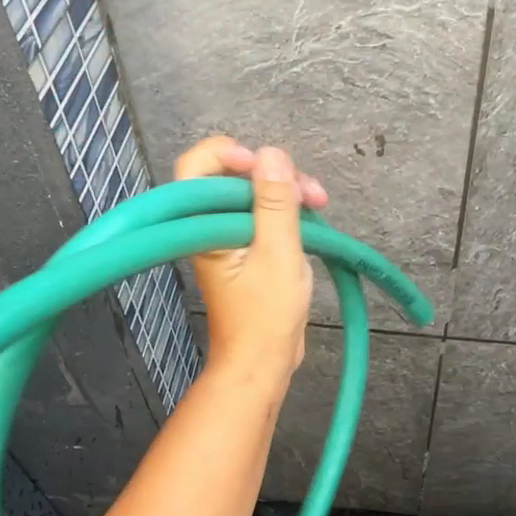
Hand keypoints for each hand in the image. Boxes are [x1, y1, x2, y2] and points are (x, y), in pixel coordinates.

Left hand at [176, 137, 327, 380]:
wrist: (262, 361)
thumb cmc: (266, 317)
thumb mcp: (279, 253)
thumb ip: (275, 202)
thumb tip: (271, 154)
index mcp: (203, 226)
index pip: (196, 168)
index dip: (229, 153)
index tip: (265, 165)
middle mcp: (210, 227)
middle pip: (232, 176)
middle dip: (272, 174)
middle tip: (306, 190)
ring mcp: (229, 239)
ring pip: (253, 194)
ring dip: (286, 192)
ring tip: (318, 203)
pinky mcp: (247, 250)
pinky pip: (263, 215)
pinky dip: (287, 212)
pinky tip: (312, 219)